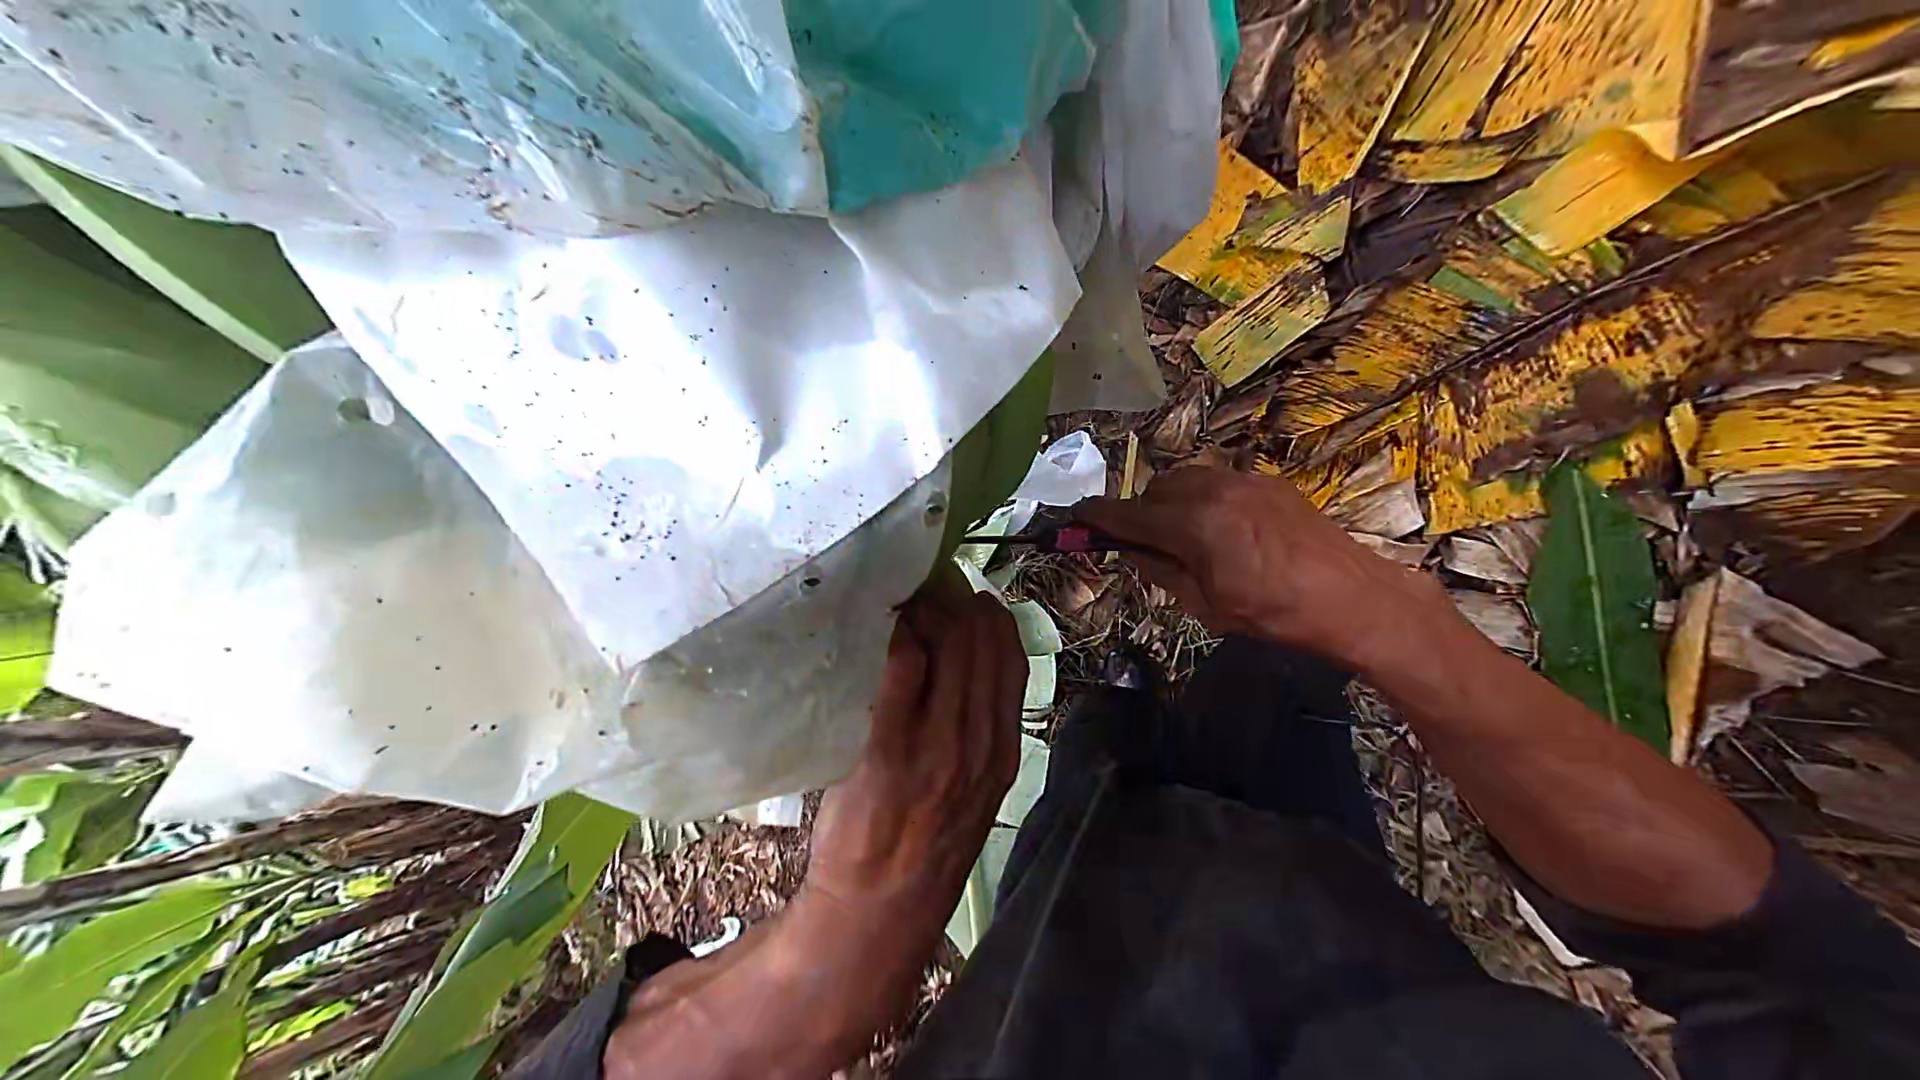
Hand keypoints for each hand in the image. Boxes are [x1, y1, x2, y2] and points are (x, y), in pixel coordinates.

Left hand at [805, 576, 1024, 924]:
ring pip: (949, 644)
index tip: (964, 596)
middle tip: (924, 588)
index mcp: (1003, 747)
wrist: (879, 908)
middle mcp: (980, 740)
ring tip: (902, 602)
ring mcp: (938, 744)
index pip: (1011, 656)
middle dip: (954, 600)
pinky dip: (896, 638)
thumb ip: (974, 729)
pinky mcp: (891, 749)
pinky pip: (903, 669)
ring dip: (926, 610)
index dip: (989, 614)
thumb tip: (959, 665)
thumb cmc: (922, 846)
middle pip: (981, 640)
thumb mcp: (971, 788)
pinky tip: (882, 630)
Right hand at [1077, 466, 1451, 668]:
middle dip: (1137, 513)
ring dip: (1167, 502)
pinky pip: (1214, 480)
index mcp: (1191, 525)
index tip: (1076, 519)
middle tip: (1141, 544)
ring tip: (1181, 535)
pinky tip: (1217, 527)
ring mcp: (1240, 480)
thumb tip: (1127, 549)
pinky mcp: (1264, 480)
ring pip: (1181, 479)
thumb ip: (1158, 570)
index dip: (1095, 517)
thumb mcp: (1204, 604)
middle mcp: (1211, 490)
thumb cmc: (1273, 613)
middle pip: (1151, 490)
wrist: (1352, 597)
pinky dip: (1199, 497)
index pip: (1126, 514)